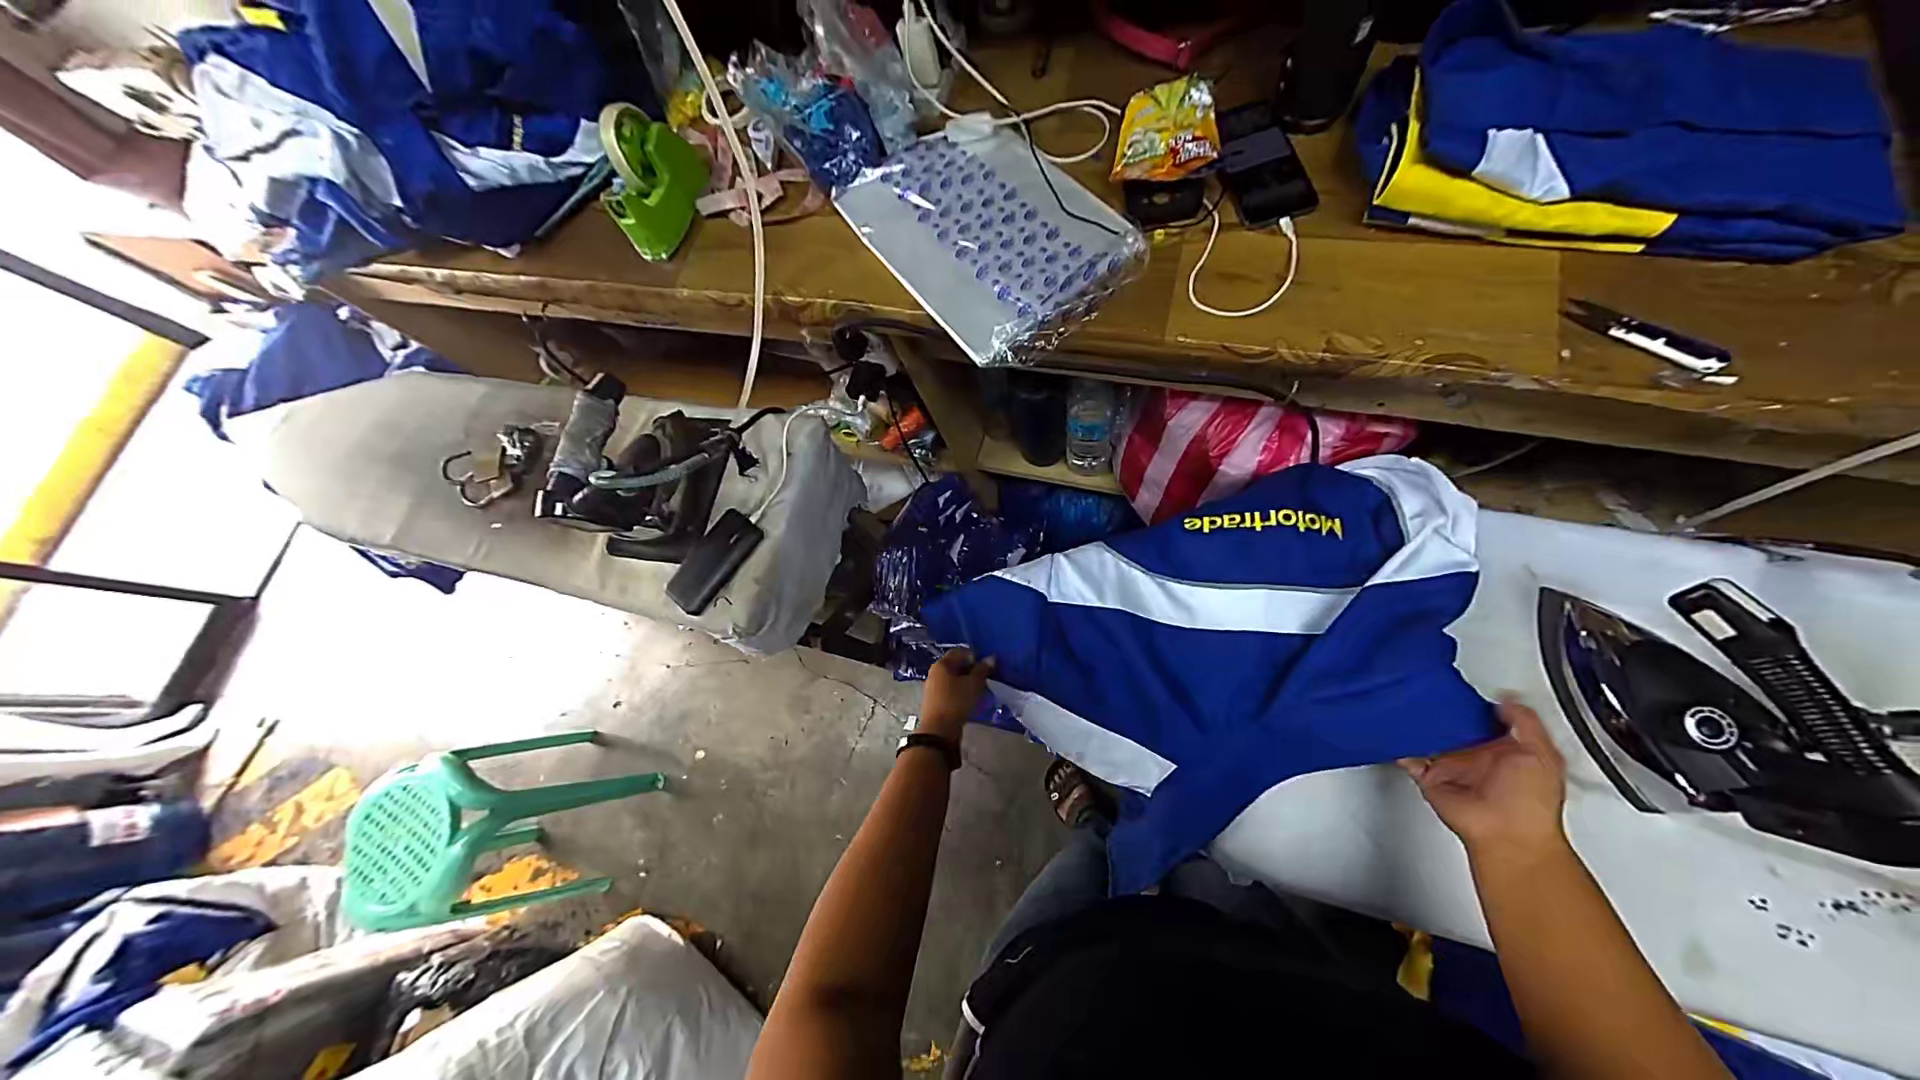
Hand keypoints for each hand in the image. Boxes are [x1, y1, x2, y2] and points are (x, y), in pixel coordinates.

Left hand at [917, 649, 994, 744]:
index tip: (988, 665)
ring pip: (954, 680)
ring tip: (981, 691)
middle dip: (972, 670)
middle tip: (987, 678)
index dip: (975, 656)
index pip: (960, 652)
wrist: (938, 730)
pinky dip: (961, 693)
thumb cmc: (956, 701)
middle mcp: (935, 673)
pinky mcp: (935, 702)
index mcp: (942, 664)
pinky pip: (951, 692)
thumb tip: (990, 658)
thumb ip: (982, 670)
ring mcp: (933, 688)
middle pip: (956, 666)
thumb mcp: (974, 684)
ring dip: (967, 683)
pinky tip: (971, 701)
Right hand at [1400, 699, 1567, 860]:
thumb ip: (1525, 723)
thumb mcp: (1541, 754)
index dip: (1477, 703)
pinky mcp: (1431, 778)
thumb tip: (1505, 699)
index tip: (1464, 688)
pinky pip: (1409, 758)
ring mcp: (1454, 768)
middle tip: (1431, 694)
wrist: (1505, 834)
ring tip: (1408, 708)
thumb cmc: (1530, 804)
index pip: (1487, 719)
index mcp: (1505, 750)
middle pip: (1454, 726)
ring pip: (1430, 739)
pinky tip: (1395, 734)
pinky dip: (1399, 747)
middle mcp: (1477, 757)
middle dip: (1442, 712)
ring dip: (1419, 727)